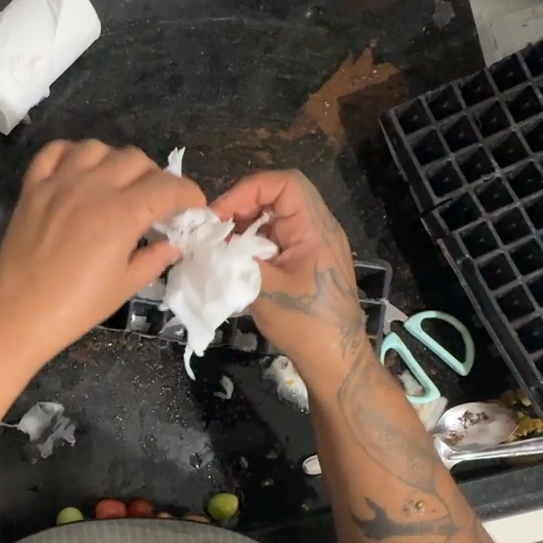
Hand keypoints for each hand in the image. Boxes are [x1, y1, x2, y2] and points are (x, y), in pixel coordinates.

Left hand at [0, 140, 204, 363]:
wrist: (19, 315)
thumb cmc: (76, 308)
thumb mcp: (123, 286)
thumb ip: (153, 259)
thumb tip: (171, 244)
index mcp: (121, 214)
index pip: (167, 186)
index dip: (188, 194)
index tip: (193, 206)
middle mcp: (92, 188)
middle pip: (136, 160)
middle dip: (155, 178)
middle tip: (155, 202)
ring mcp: (59, 184)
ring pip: (97, 148)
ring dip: (115, 162)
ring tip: (117, 185)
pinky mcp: (32, 188)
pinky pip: (54, 152)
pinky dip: (72, 154)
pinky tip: (79, 172)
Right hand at [210, 170, 367, 385]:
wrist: (334, 358)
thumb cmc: (304, 324)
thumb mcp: (265, 291)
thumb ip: (236, 261)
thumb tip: (208, 244)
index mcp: (315, 230)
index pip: (284, 184)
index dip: (248, 190)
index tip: (219, 215)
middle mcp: (318, 229)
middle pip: (278, 196)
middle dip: (242, 206)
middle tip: (214, 230)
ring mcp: (313, 245)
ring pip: (275, 217)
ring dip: (245, 225)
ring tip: (220, 245)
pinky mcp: (306, 261)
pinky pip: (277, 238)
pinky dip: (253, 242)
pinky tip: (235, 260)